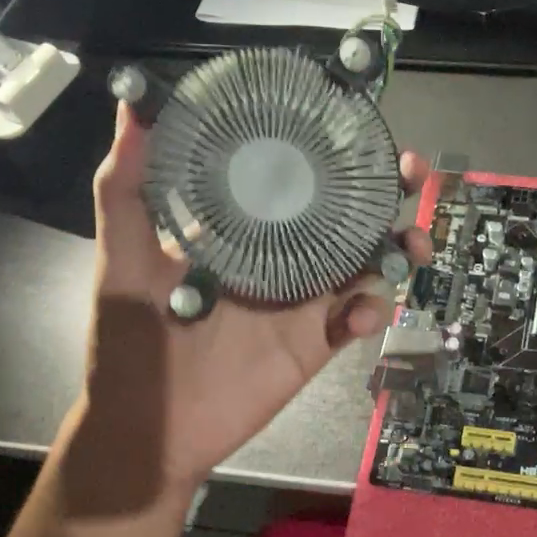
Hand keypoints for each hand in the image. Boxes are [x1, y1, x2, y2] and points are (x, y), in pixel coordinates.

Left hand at [73, 101, 431, 499]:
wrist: (148, 429)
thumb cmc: (128, 343)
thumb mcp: (123, 259)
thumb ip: (126, 189)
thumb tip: (131, 106)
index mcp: (244, 230)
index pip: (297, 179)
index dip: (333, 153)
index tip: (361, 126)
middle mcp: (283, 258)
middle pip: (348, 217)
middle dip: (387, 194)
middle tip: (412, 173)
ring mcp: (305, 302)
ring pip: (369, 265)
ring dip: (400, 251)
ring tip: (413, 246)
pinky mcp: (317, 343)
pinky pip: (358, 320)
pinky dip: (371, 312)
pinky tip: (359, 315)